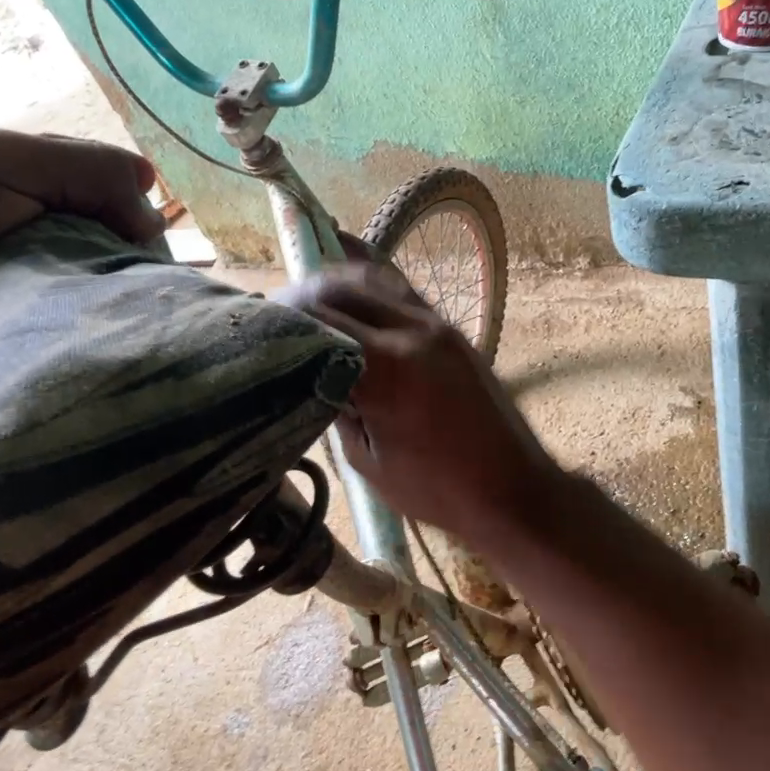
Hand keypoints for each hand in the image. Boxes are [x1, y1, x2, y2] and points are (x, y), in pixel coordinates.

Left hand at [0, 129, 164, 353]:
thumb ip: (79, 171)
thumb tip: (157, 210)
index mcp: (19, 184)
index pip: (111, 196)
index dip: (139, 218)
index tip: (157, 253)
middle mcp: (20, 237)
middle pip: (107, 251)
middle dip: (133, 272)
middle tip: (154, 302)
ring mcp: (8, 295)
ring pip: (88, 300)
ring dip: (110, 314)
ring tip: (136, 337)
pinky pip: (58, 343)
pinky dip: (80, 347)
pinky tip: (99, 358)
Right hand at [278, 262, 564, 542]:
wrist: (512, 489)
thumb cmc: (436, 490)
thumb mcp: (366, 459)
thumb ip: (334, 404)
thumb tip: (309, 372)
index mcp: (386, 367)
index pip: (316, 319)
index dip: (281, 318)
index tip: (257, 329)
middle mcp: (412, 331)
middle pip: (341, 288)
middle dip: (304, 297)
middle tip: (278, 317)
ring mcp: (438, 325)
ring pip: (375, 280)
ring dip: (338, 284)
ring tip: (309, 301)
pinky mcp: (454, 330)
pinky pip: (405, 293)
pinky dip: (373, 286)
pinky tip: (352, 285)